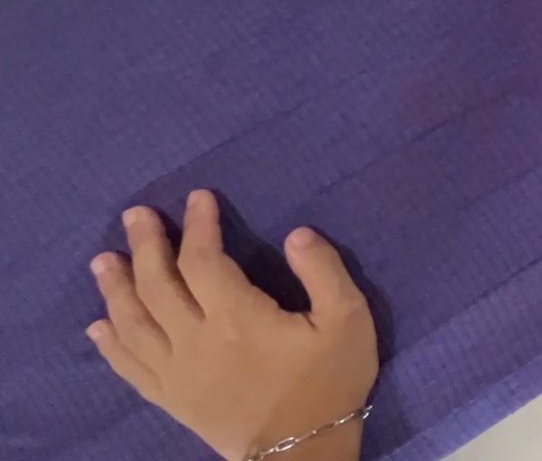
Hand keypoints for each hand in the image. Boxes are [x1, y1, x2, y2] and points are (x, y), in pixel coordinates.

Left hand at [87, 191, 376, 460]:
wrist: (300, 446)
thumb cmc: (332, 374)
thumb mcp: (348, 317)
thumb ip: (323, 271)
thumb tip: (296, 233)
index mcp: (239, 318)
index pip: (206, 263)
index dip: (199, 228)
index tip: (198, 198)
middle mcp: (195, 341)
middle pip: (159, 287)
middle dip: (147, 247)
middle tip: (137, 214)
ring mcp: (175, 371)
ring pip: (133, 323)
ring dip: (117, 288)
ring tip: (106, 258)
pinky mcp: (169, 395)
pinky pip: (127, 364)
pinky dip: (109, 340)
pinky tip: (101, 324)